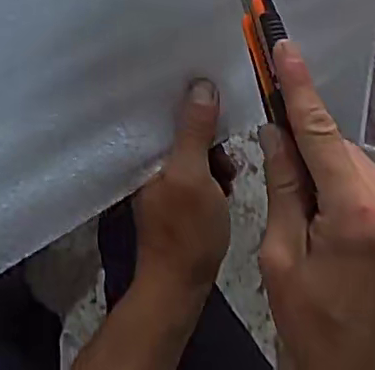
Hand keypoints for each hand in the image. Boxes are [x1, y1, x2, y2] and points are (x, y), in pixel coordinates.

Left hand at [131, 79, 232, 293]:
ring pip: (194, 148)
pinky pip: (198, 169)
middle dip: (209, 132)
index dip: (188, 94)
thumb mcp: (195, 175)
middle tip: (228, 153)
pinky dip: (214, 174)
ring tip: (229, 176)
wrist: (179, 290)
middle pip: (182, 127)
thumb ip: (195, 130)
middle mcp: (149, 159)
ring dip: (215, 156)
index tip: (214, 83)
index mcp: (145, 150)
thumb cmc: (186, 232)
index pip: (164, 107)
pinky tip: (226, 187)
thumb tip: (201, 84)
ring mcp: (162, 178)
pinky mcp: (176, 195)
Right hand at [259, 40, 374, 369]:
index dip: (298, 85)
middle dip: (321, 164)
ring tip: (340, 249)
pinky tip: (373, 263)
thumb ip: (283, 192)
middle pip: (348, 159)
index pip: (318, 131)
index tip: (285, 45)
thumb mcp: (284, 270)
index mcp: (356, 215)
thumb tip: (276, 134)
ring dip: (352, 195)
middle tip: (302, 199)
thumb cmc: (324, 344)